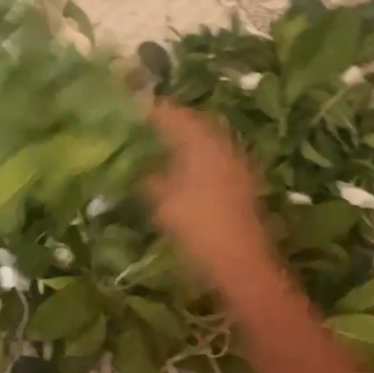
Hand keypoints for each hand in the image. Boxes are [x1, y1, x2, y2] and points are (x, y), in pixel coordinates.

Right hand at [141, 104, 274, 285]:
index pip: (173, 114)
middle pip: (195, 122)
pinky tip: (181, 170)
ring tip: (160, 145)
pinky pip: (215, 158)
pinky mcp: (243, 183)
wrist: (242, 263)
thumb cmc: (197, 226)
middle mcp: (223, 145)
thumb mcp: (161, 201)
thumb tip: (137, 167)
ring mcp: (237, 163)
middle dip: (171, 121)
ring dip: (185, 139)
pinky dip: (196, 157)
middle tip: (146, 124)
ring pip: (207, 140)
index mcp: (202, 142)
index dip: (151, 110)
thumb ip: (146, 177)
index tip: (130, 109)